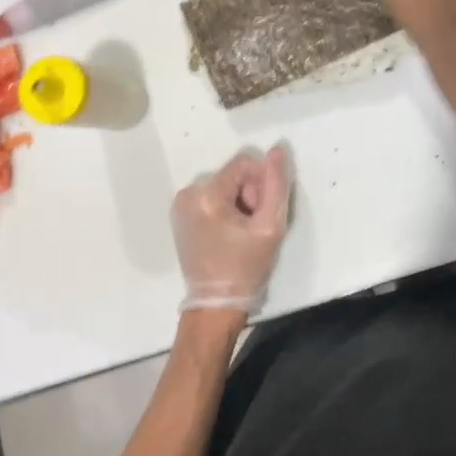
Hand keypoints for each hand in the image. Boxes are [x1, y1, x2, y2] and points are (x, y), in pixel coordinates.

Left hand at [172, 145, 291, 312]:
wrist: (215, 305)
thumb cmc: (245, 267)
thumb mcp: (270, 227)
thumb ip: (276, 185)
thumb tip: (276, 150)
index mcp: (207, 194)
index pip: (245, 163)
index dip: (260, 185)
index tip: (259, 214)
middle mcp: (188, 193)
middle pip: (232, 174)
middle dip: (248, 194)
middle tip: (250, 228)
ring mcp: (180, 204)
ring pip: (222, 185)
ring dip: (236, 202)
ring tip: (238, 234)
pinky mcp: (179, 214)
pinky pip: (209, 197)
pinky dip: (222, 209)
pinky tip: (225, 234)